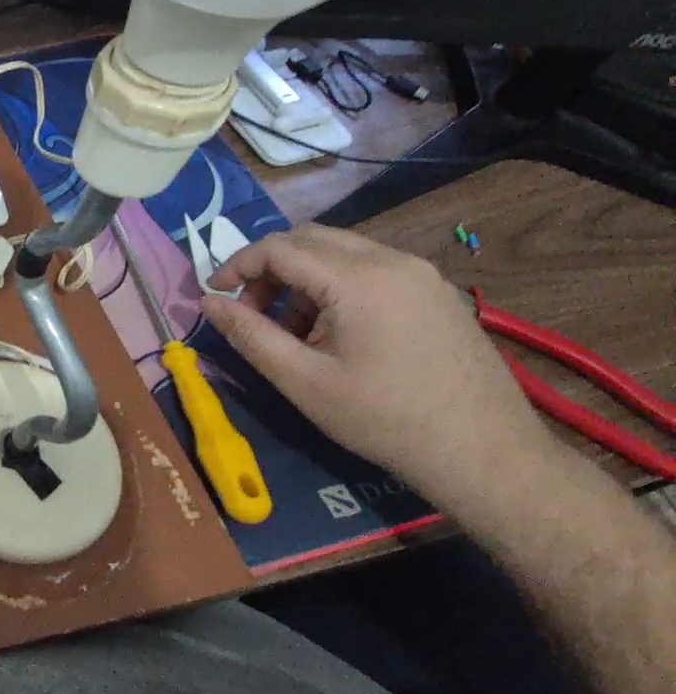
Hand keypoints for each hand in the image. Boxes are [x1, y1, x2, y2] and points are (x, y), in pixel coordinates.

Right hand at [199, 225, 551, 502]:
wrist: (487, 455)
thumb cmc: (384, 418)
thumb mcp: (301, 379)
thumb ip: (248, 333)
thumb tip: (207, 302)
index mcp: (359, 279)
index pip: (278, 248)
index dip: (236, 265)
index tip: (214, 295)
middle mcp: (393, 262)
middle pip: (309, 239)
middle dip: (268, 268)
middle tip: (250, 311)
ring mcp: (422, 276)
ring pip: (339, 252)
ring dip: (300, 277)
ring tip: (291, 328)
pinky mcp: (437, 293)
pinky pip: (370, 268)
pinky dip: (334, 285)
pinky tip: (333, 331)